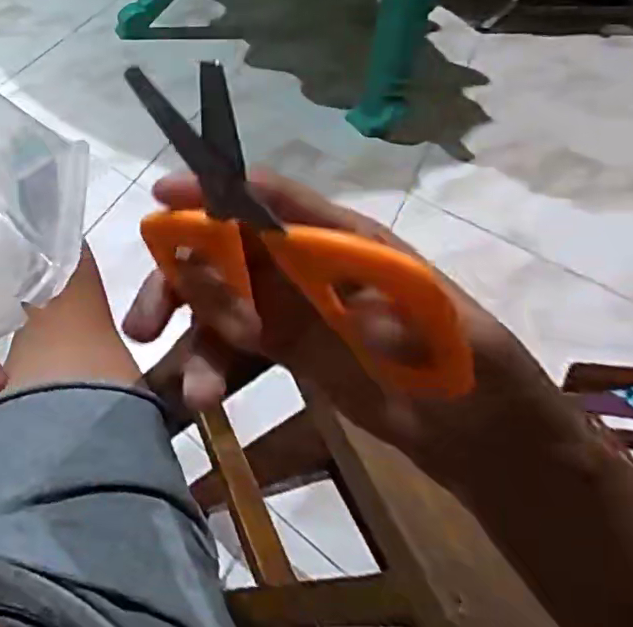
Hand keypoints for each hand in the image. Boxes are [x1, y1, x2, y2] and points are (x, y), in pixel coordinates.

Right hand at [123, 170, 582, 485]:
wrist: (483, 440)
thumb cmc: (480, 372)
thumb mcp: (458, 336)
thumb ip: (407, 318)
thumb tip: (354, 310)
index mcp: (339, 238)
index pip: (270, 200)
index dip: (216, 191)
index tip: (166, 195)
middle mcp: (299, 259)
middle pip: (221, 245)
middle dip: (178, 274)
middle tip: (149, 317)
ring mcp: (282, 300)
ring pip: (213, 295)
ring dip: (188, 330)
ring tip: (193, 388)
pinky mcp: (275, 340)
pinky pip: (225, 341)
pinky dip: (206, 363)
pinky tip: (202, 396)